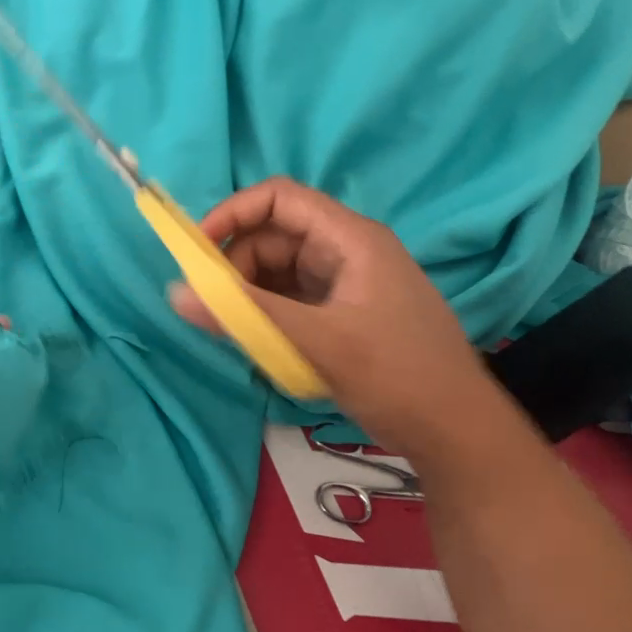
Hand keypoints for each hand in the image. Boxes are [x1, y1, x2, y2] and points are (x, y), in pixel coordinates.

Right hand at [168, 176, 506, 459]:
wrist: (457, 434)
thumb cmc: (395, 376)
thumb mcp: (316, 341)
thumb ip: (244, 314)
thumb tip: (174, 293)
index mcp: (350, 239)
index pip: (279, 198)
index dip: (232, 214)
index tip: (197, 252)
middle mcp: (345, 251)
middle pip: (271, 236)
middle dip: (236, 265)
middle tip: (215, 306)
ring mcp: (344, 284)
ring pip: (275, 270)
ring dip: (248, 294)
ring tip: (238, 330)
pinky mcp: (340, 314)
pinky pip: (287, 298)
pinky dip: (265, 313)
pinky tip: (259, 341)